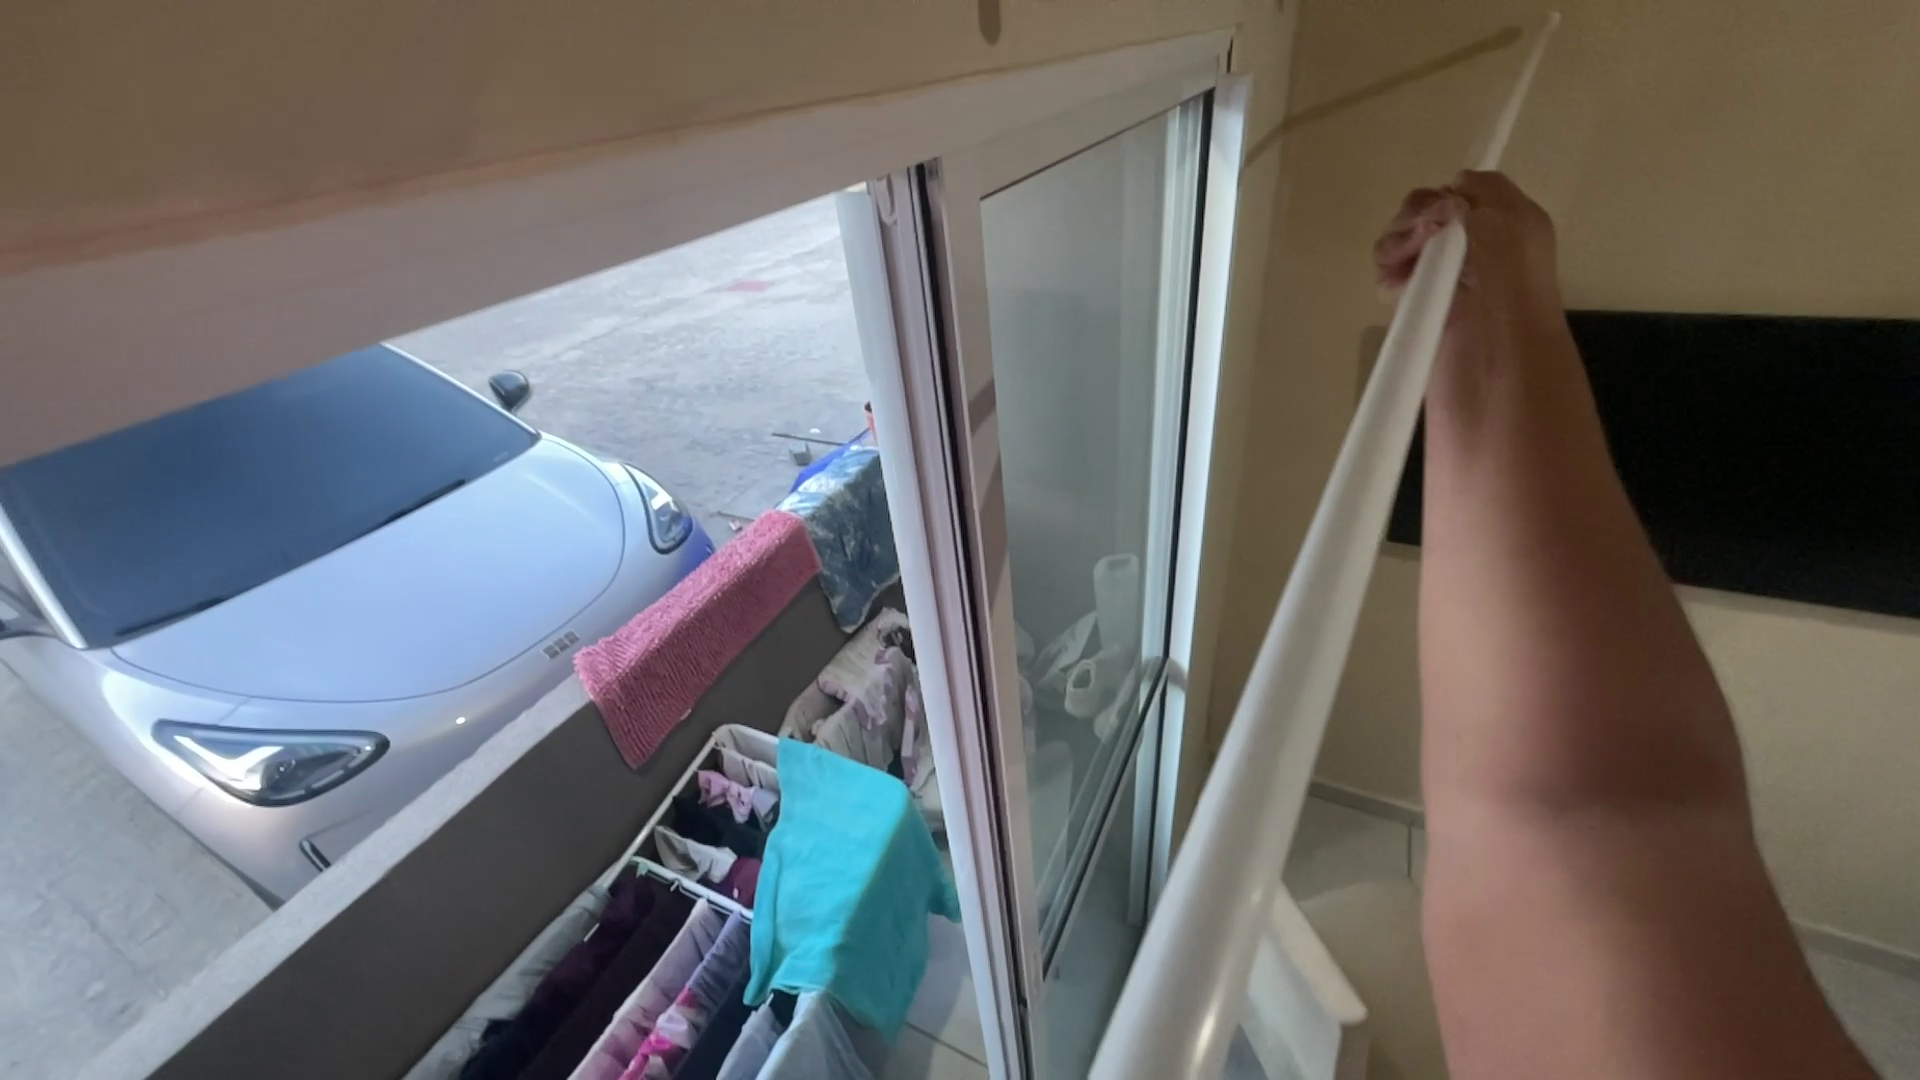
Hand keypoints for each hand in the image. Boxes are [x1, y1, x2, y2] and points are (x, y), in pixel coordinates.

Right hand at [1374, 171, 1565, 364]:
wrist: (1495, 377)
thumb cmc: (1508, 309)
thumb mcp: (1509, 241)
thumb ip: (1479, 207)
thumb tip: (1442, 196)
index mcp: (1510, 222)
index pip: (1466, 188)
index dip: (1443, 197)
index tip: (1433, 221)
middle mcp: (1480, 243)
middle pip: (1432, 211)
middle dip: (1412, 223)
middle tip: (1410, 251)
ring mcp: (1449, 275)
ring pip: (1410, 240)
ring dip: (1394, 247)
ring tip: (1392, 272)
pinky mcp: (1423, 303)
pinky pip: (1400, 273)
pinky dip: (1389, 272)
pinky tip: (1389, 287)